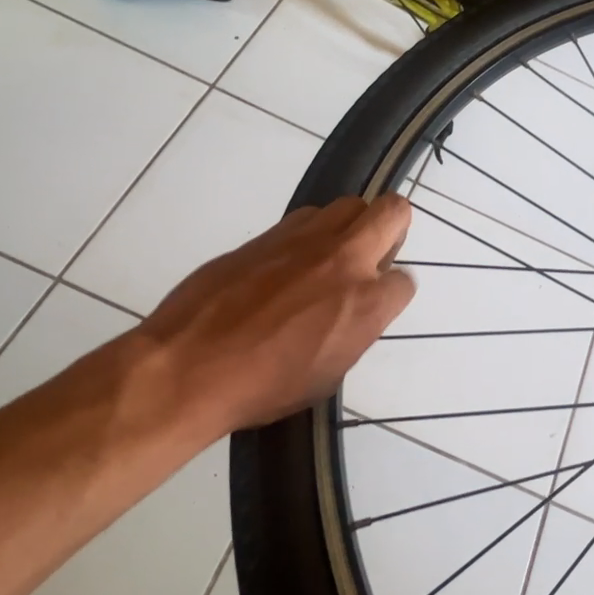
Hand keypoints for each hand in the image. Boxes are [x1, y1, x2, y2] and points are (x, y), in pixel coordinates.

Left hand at [133, 195, 416, 435]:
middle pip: (393, 211)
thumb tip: (353, 312)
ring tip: (326, 259)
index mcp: (365, 304)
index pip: (405, 281)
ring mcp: (305, 239)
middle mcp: (344, 260)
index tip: (374, 305)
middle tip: (372, 256)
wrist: (188, 367)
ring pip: (349, 205)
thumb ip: (353, 331)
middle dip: (393, 229)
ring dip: (348, 227)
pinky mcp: (269, 233)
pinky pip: (307, 217)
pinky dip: (309, 234)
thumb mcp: (327, 375)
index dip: (390, 295)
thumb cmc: (261, 389)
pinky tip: (288, 264)